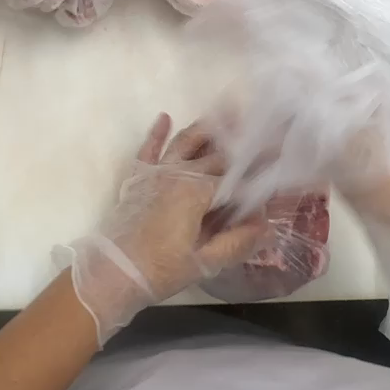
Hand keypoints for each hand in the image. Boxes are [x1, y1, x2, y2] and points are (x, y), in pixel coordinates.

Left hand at [62, 114, 270, 344]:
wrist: (110, 275)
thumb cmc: (158, 271)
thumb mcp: (203, 263)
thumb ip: (236, 242)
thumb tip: (268, 226)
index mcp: (196, 193)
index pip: (236, 177)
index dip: (259, 170)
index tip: (280, 157)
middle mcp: (178, 174)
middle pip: (215, 157)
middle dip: (242, 146)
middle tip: (264, 133)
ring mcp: (155, 173)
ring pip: (185, 143)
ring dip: (206, 128)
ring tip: (226, 114)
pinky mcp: (137, 179)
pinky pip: (148, 149)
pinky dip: (157, 132)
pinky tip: (165, 117)